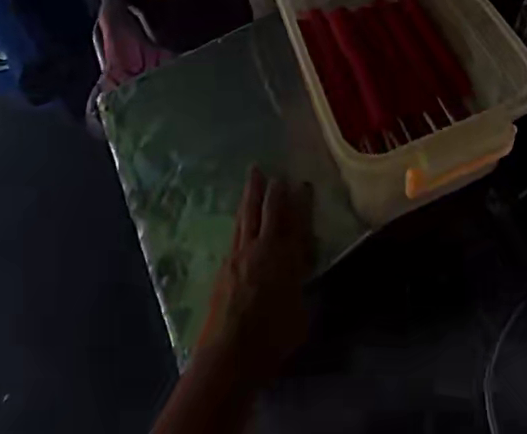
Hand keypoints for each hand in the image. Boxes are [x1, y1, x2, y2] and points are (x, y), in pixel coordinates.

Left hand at [196, 167, 315, 385]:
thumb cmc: (272, 340)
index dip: (300, 203)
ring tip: (253, 175)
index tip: (302, 184)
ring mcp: (240, 254)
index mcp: (285, 260)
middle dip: (271, 189)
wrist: (229, 354)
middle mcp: (262, 249)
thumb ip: (300, 291)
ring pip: (246, 215)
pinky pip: (236, 231)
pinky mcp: (224, 264)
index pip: (296, 223)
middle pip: (267, 210)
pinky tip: (241, 216)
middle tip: (271, 172)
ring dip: (250, 194)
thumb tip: (299, 279)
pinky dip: (241, 217)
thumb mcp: (300, 317)